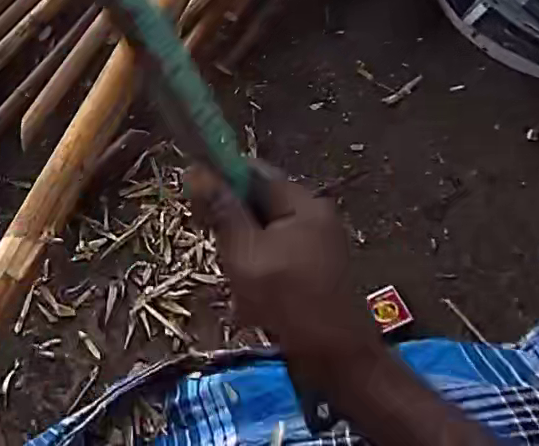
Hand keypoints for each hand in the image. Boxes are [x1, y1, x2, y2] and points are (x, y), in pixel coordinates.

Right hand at [186, 164, 383, 381]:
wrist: (342, 368)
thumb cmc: (290, 304)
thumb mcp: (245, 253)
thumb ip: (221, 210)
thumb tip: (196, 170)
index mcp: (303, 203)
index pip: (251, 170)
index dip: (220, 177)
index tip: (196, 197)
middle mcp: (314, 214)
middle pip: (258, 196)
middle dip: (230, 215)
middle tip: (211, 237)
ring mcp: (319, 241)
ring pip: (264, 224)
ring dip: (241, 241)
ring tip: (233, 268)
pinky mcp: (317, 265)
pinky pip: (276, 247)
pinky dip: (258, 258)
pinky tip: (250, 285)